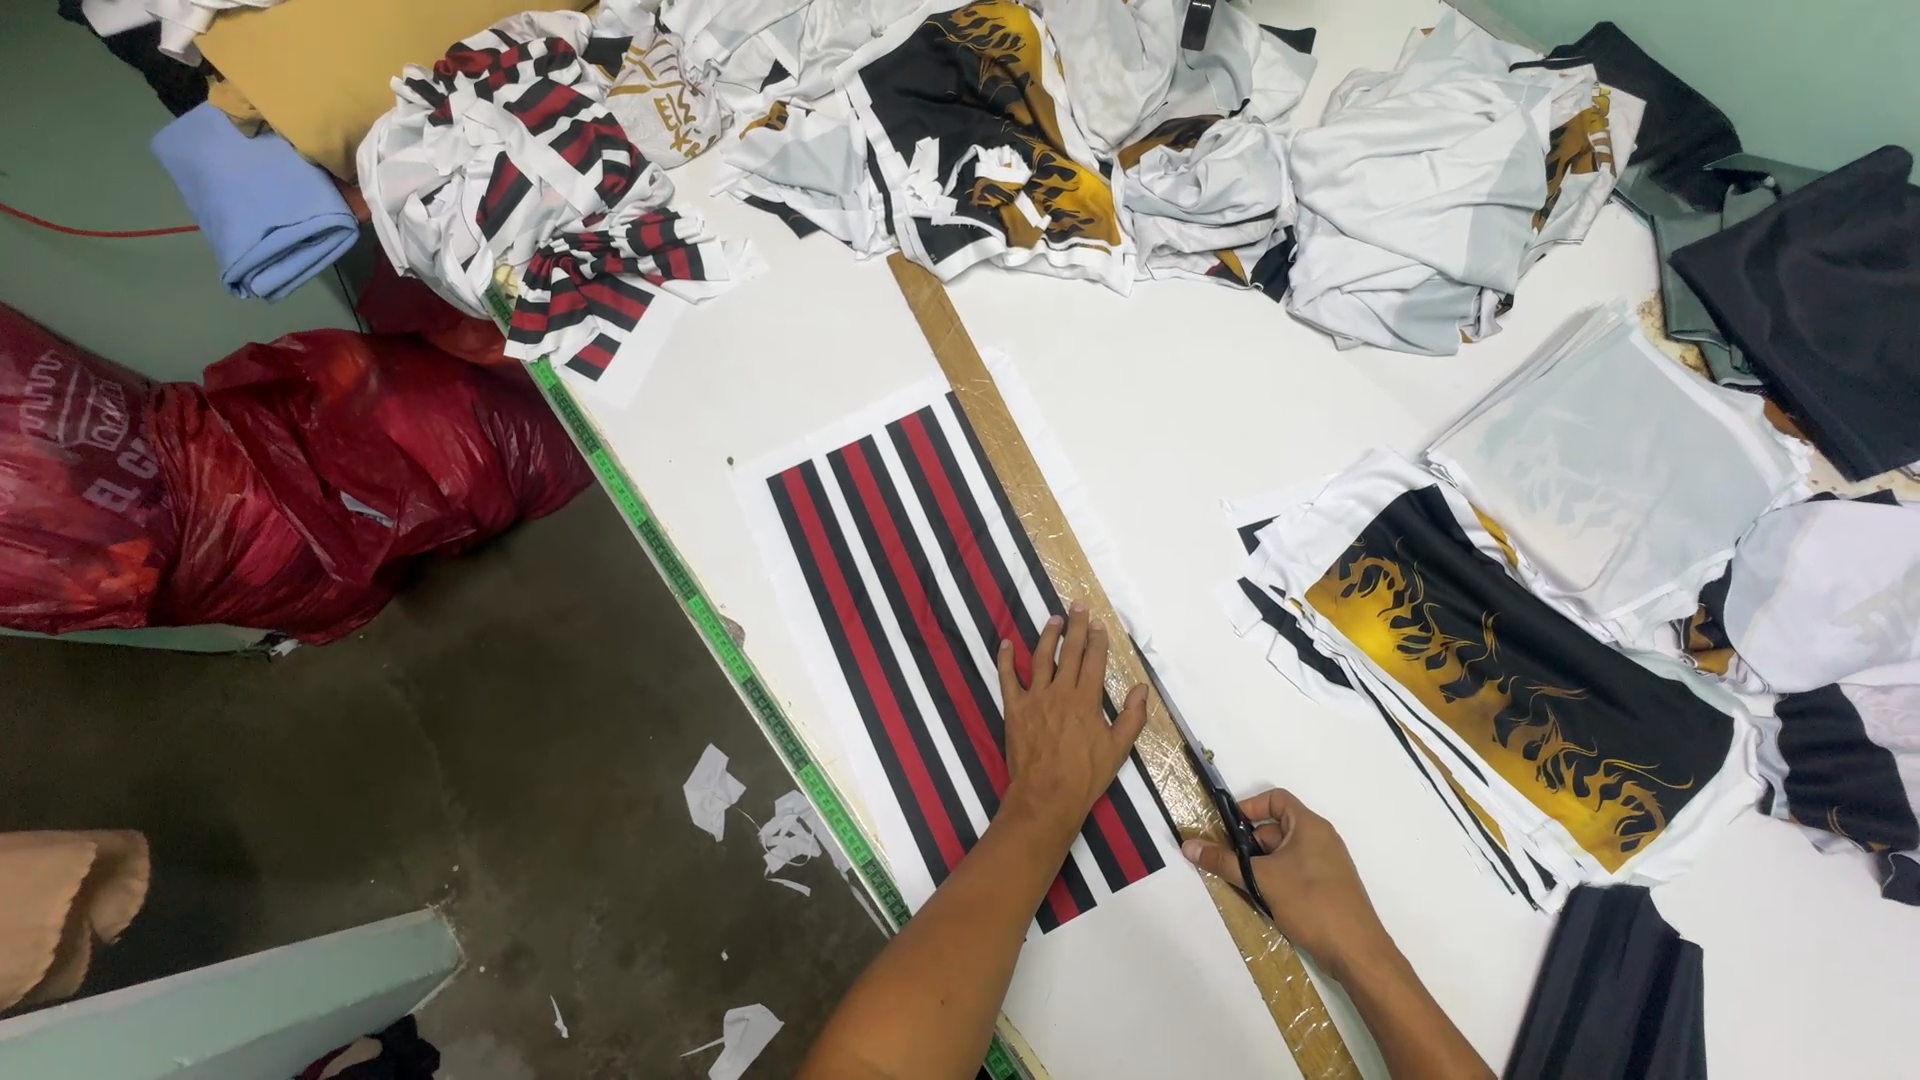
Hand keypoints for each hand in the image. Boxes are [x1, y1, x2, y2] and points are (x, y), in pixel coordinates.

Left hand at [996, 603, 1148, 842]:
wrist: (1047, 795)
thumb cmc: (1085, 775)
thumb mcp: (1118, 749)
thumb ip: (1133, 717)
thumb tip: (1142, 688)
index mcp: (1087, 700)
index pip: (1094, 660)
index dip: (1097, 639)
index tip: (1097, 622)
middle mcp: (1061, 691)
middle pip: (1071, 652)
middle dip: (1076, 627)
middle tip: (1077, 605)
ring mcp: (1035, 697)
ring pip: (1042, 658)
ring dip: (1048, 636)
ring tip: (1053, 619)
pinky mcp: (1014, 708)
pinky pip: (1007, 678)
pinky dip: (1005, 659)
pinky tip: (1006, 643)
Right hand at [1182, 789, 1394, 981]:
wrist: (1358, 954)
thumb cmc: (1311, 903)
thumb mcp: (1260, 879)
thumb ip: (1222, 861)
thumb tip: (1188, 845)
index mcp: (1309, 826)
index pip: (1276, 798)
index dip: (1250, 807)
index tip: (1229, 828)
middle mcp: (1321, 839)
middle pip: (1276, 828)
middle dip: (1250, 844)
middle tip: (1229, 862)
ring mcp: (1327, 865)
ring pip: (1284, 854)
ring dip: (1262, 866)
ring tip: (1245, 885)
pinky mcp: (1329, 889)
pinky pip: (1295, 872)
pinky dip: (1277, 880)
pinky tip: (1266, 902)